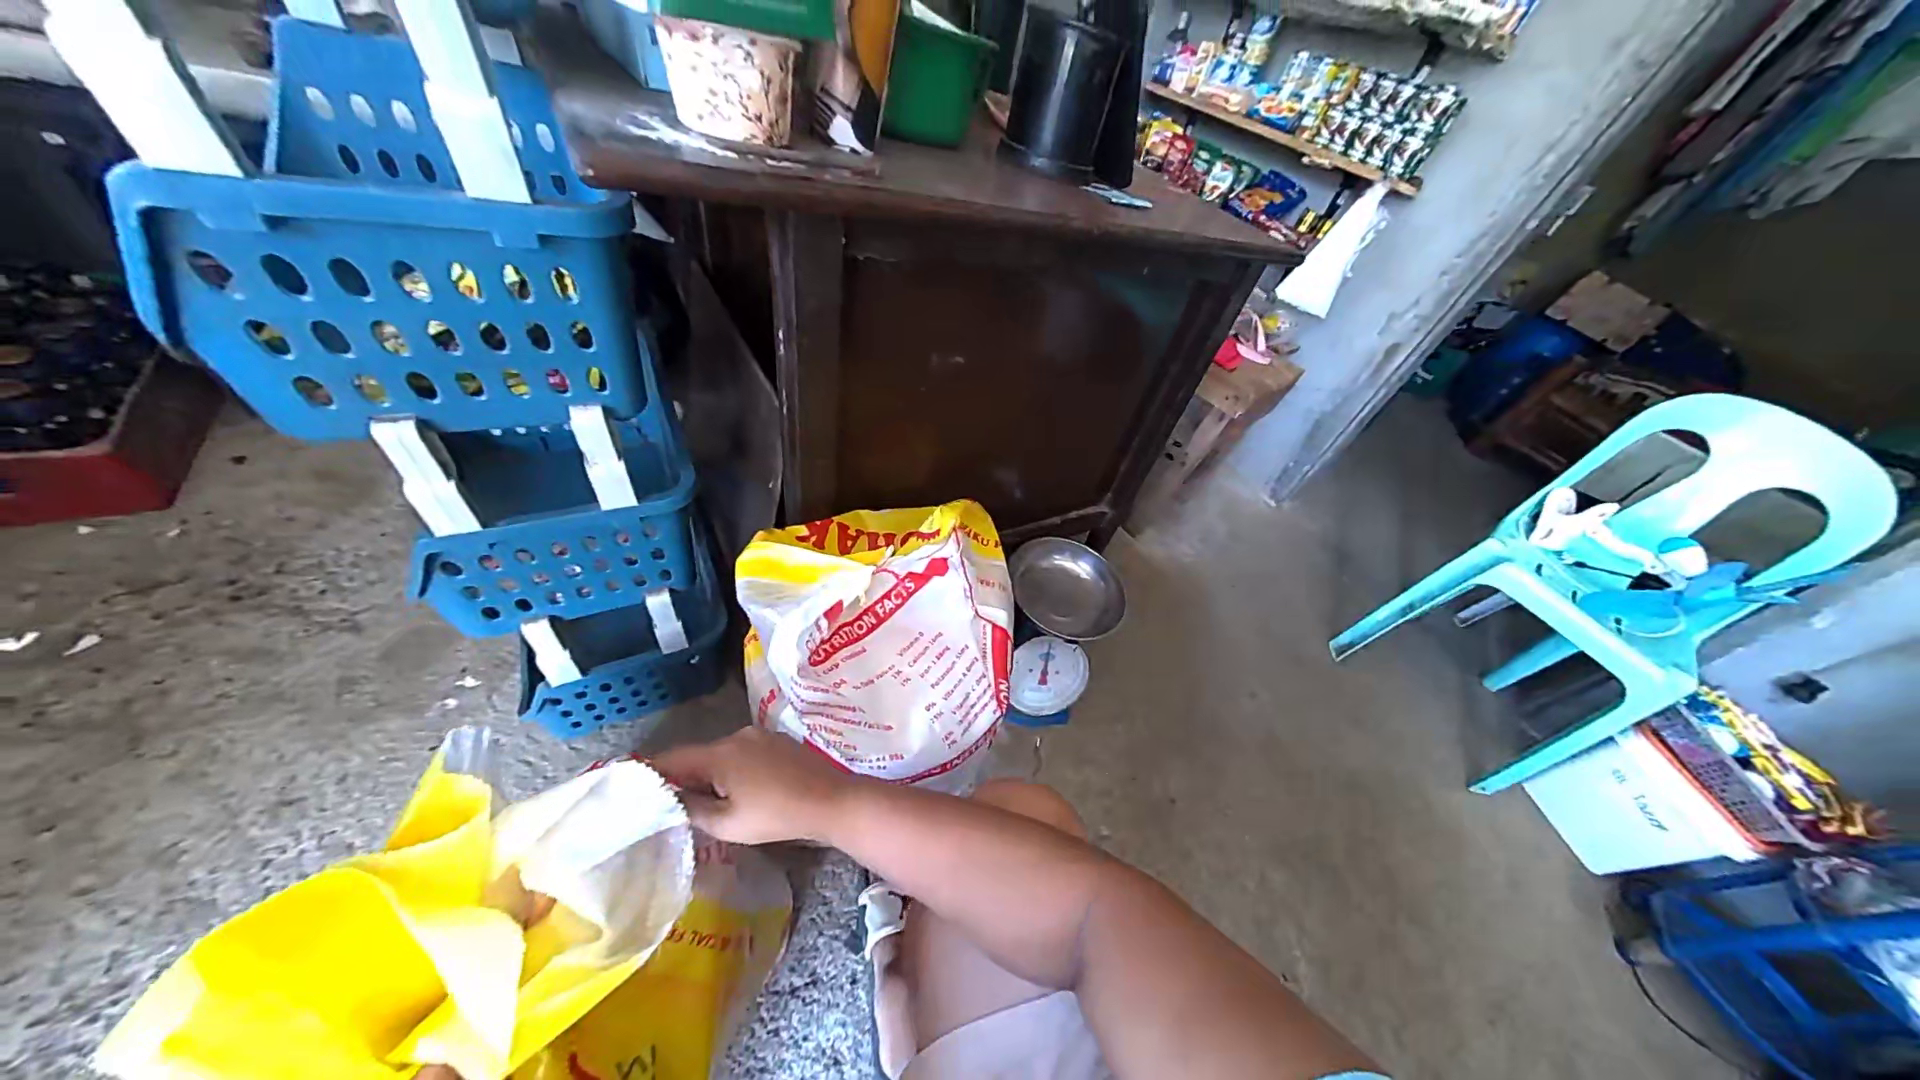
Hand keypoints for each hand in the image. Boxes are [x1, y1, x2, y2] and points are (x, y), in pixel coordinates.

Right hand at [651, 727, 860, 844]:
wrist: (831, 800)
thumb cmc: (776, 815)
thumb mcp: (727, 823)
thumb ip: (693, 809)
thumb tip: (670, 798)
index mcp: (721, 752)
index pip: (673, 757)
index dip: (650, 770)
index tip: (630, 780)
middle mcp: (738, 736)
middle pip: (699, 755)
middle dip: (683, 777)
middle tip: (669, 802)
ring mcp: (762, 736)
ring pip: (723, 755)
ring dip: (711, 775)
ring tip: (706, 802)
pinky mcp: (779, 742)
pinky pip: (745, 754)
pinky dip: (734, 770)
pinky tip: (740, 791)